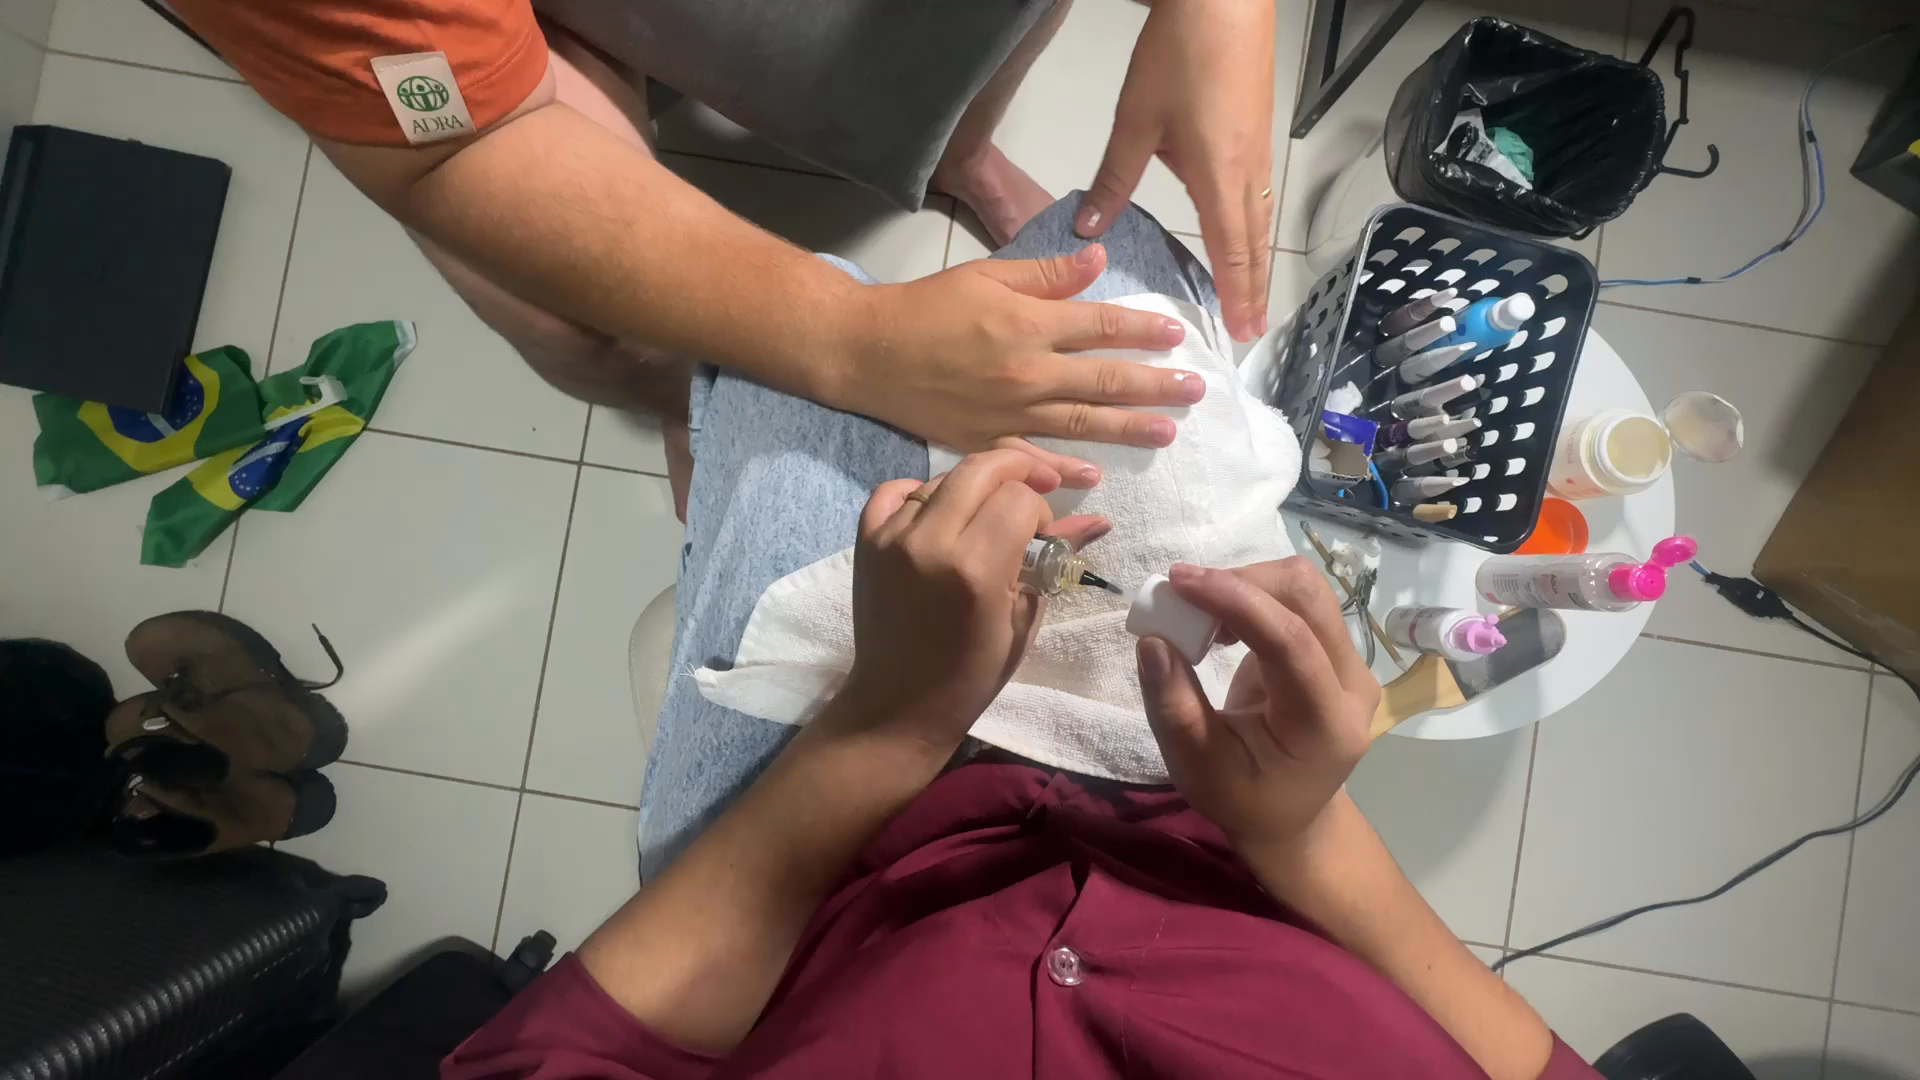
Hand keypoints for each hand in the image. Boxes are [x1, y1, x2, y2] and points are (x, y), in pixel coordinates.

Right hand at [835, 246, 1204, 488]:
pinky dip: (1064, 469)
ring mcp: (1009, 414)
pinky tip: (1095, 477)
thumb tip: (1099, 262)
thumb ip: (1045, 274)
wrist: (871, 352)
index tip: (1177, 335)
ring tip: (1167, 433)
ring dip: (1128, 428)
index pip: (1102, 327)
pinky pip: (1032, 460)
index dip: (1144, 330)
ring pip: (1081, 423)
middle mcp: (1028, 373)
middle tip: (1194, 391)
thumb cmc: (926, 307)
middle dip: (1155, 386)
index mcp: (1029, 325)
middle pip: (1104, 380)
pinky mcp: (985, 442)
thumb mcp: (986, 275)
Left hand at [835, 450, 1109, 750]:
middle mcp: (931, 541)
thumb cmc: (972, 673)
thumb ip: (1055, 560)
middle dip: (1018, 469)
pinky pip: (896, 491)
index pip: (1020, 498)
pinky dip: (922, 493)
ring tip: (987, 511)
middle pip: (982, 468)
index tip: (1043, 534)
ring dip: (974, 486)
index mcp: (976, 568)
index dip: (1041, 509)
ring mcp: (891, 537)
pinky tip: (939, 511)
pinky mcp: (866, 540)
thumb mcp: (1024, 618)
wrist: (899, 703)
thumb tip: (1097, 521)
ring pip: (943, 477)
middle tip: (1037, 485)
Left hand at [1077, 0, 1275, 340]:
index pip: (1230, 252)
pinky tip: (1245, 241)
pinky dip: (1254, 233)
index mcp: (1218, 178)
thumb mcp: (1136, 121)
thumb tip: (1090, 229)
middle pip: (1253, 245)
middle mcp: (1246, 174)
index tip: (1240, 332)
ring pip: (1260, 224)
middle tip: (1252, 332)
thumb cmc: (1181, 54)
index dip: (1235, 295)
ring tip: (1252, 300)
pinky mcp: (1257, 136)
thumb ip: (1114, 179)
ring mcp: (1257, 154)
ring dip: (1256, 265)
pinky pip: (1260, 200)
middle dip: (1252, 291)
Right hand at [1135, 559, 1378, 854]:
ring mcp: (1348, 663)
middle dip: (1238, 581)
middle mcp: (1352, 684)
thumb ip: (1173, 703)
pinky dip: (1248, 594)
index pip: (1291, 640)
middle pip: (1306, 595)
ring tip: (1197, 614)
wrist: (1289, 816)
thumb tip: (1152, 639)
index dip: (1235, 599)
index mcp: (1324, 722)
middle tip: (1180, 597)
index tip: (1177, 581)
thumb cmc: (1242, 797)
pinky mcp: (1332, 649)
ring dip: (1242, 583)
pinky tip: (1219, 623)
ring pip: (1303, 587)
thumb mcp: (1194, 763)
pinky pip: (1294, 599)